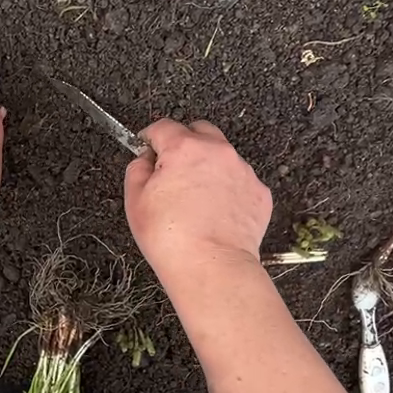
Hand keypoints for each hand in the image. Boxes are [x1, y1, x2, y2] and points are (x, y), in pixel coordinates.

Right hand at [124, 119, 271, 283]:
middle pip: (199, 131)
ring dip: (207, 168)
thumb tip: (144, 160)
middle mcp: (218, 152)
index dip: (150, 137)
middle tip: (172, 171)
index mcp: (184, 149)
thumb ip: (137, 169)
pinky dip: (226, 190)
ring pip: (221, 157)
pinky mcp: (258, 192)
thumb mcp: (134, 201)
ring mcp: (243, 170)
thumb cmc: (171, 237)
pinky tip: (213, 213)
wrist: (211, 265)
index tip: (146, 146)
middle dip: (184, 144)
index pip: (163, 126)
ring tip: (194, 201)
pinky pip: (239, 181)